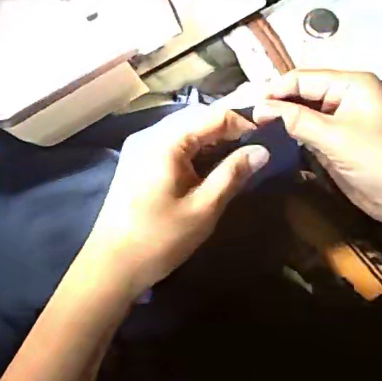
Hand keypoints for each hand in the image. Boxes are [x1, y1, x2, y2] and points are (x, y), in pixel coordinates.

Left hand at [74, 104, 269, 297]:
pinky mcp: (137, 160)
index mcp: (165, 141)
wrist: (110, 265)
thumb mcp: (204, 209)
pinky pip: (171, 141)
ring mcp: (140, 146)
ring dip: (212, 136)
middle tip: (259, 143)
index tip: (271, 135)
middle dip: (229, 126)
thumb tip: (262, 150)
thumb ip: (233, 174)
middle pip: (196, 116)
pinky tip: (211, 162)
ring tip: (241, 152)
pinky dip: (194, 146)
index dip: (244, 121)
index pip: (213, 115)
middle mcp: (149, 134)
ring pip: (184, 128)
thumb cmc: (159, 239)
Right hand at [252, 70, 381, 233]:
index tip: (245, 109)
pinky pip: (307, 132)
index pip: (300, 77)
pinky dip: (291, 136)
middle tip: (244, 120)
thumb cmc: (380, 162)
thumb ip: (294, 119)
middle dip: (275, 105)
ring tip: (250, 130)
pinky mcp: (337, 141)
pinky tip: (269, 141)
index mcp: (351, 83)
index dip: (273, 91)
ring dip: (280, 121)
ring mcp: (341, 119)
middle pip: (299, 93)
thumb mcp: (334, 137)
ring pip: (301, 113)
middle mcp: (345, 95)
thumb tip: (257, 107)